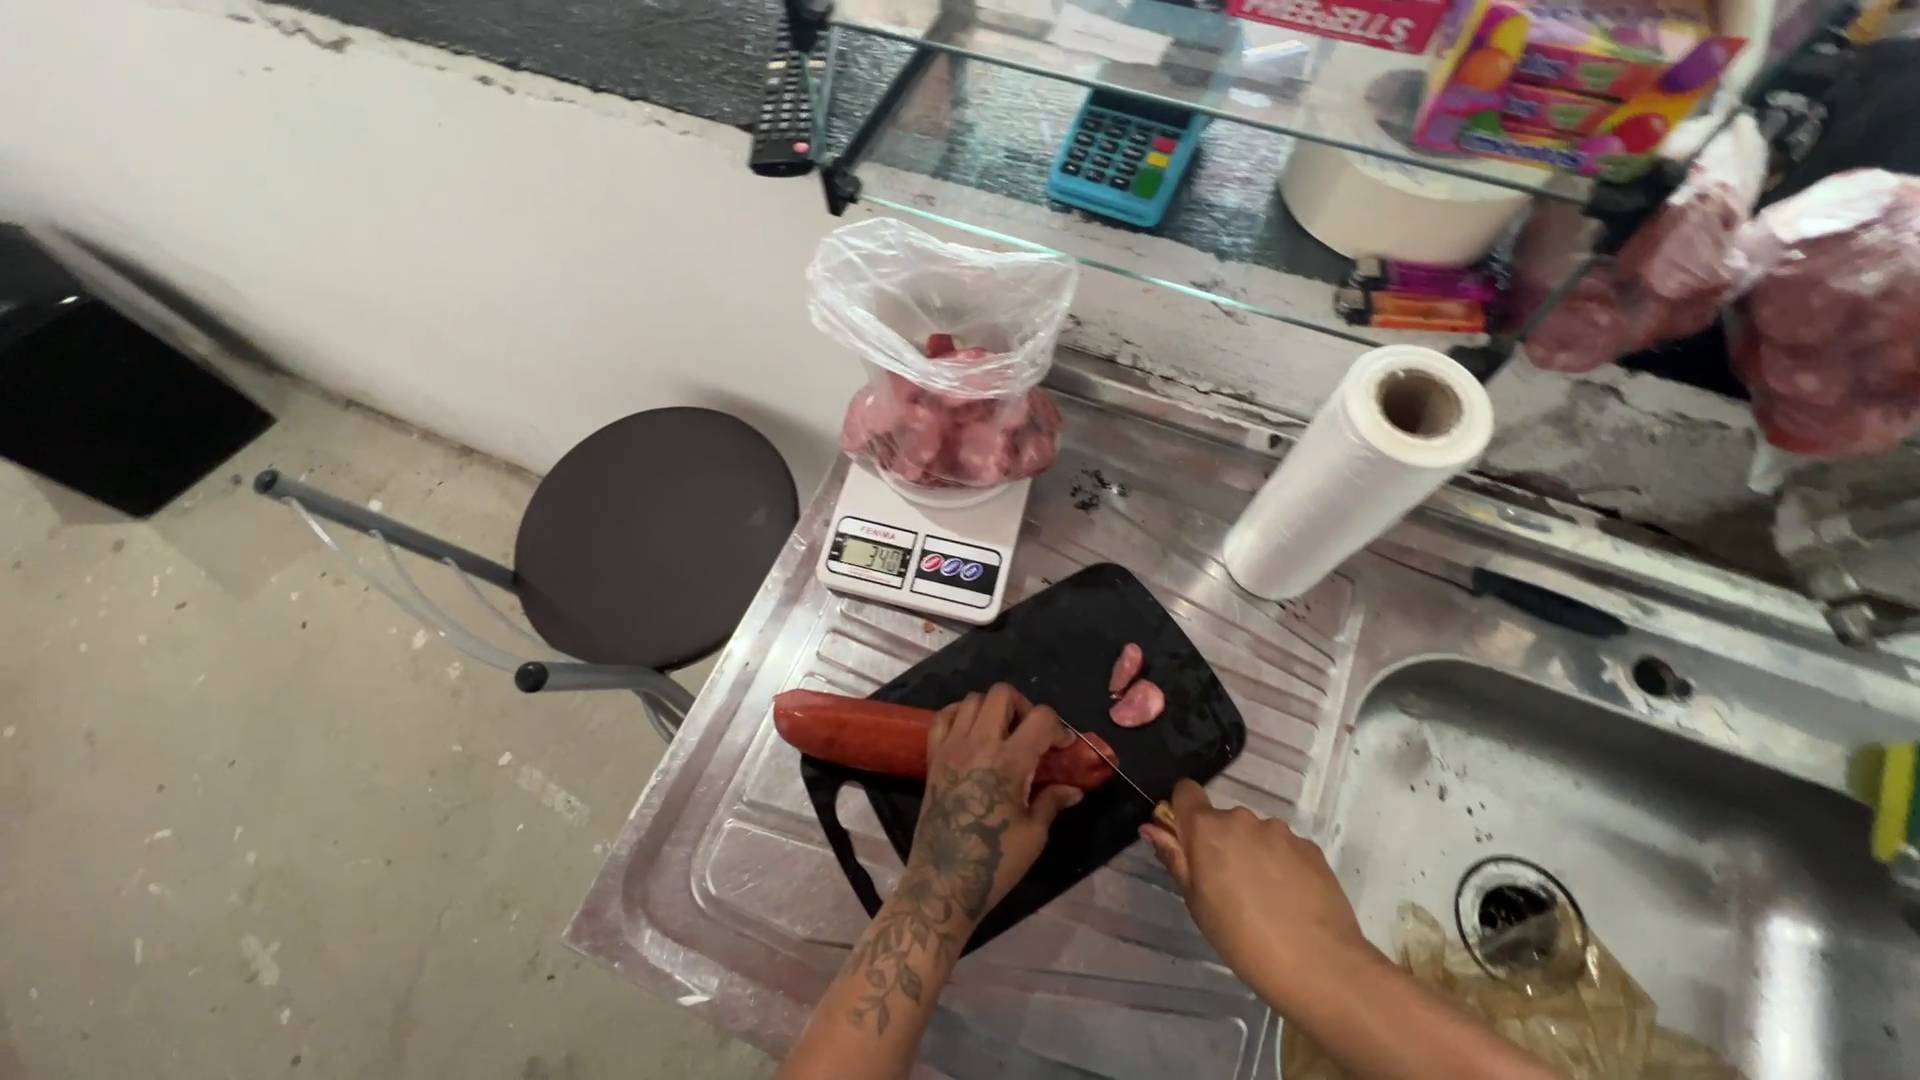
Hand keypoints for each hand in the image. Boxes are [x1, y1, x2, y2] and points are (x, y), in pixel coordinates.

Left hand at [902, 684, 1083, 929]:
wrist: (944, 882)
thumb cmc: (995, 862)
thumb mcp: (1035, 833)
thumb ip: (1052, 801)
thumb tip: (1074, 789)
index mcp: (1009, 761)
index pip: (1041, 717)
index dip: (1058, 728)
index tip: (1061, 749)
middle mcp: (977, 744)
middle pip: (1002, 694)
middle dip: (1024, 707)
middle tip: (1030, 734)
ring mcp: (950, 748)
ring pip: (972, 699)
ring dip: (993, 709)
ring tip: (1002, 735)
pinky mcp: (932, 758)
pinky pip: (942, 717)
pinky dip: (959, 715)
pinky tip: (971, 735)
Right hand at [1140, 779, 1375, 1011]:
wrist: (1319, 963)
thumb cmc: (1242, 938)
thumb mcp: (1196, 904)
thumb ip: (1175, 859)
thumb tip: (1153, 827)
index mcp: (1207, 830)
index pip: (1185, 791)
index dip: (1182, 811)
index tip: (1188, 842)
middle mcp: (1242, 819)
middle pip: (1222, 820)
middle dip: (1221, 843)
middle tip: (1229, 887)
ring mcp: (1280, 831)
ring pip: (1255, 834)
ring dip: (1253, 854)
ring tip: (1265, 898)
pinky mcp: (1310, 847)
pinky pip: (1284, 848)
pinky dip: (1282, 865)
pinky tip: (1289, 900)